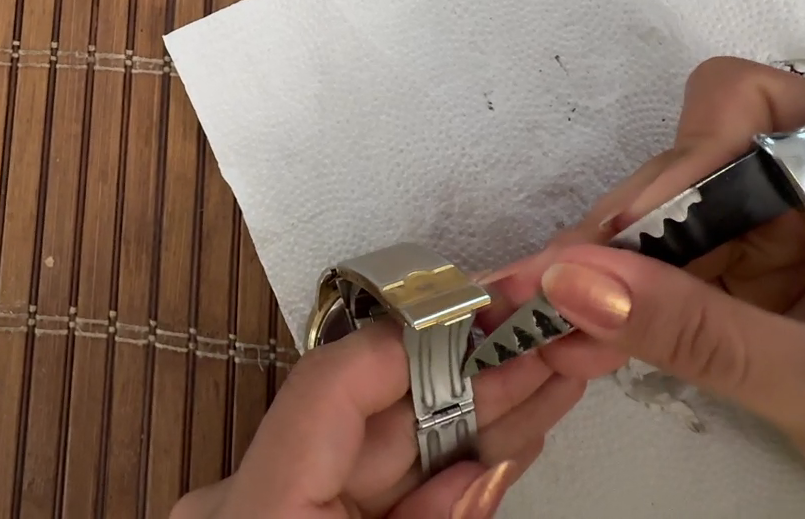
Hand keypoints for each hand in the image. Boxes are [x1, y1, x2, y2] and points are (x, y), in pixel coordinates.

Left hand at [170, 319, 581, 517]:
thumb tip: (484, 464)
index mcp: (255, 514)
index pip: (333, 386)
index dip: (415, 338)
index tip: (490, 305)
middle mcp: (257, 500)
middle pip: (374, 414)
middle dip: (470, 371)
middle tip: (546, 329)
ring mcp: (285, 516)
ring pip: (390, 450)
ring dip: (474, 411)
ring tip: (549, 364)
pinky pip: (386, 491)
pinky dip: (450, 466)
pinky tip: (510, 429)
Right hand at [497, 57, 804, 518]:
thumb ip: (694, 332)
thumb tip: (563, 279)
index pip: (753, 113)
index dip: (680, 163)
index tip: (621, 239)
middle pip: (700, 165)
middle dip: (630, 231)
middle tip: (556, 286)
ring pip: (680, 217)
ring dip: (620, 270)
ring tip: (564, 324)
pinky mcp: (780, 280)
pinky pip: (688, 266)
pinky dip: (639, 300)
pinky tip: (600, 335)